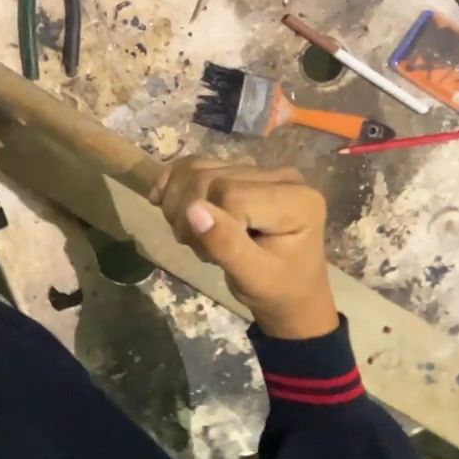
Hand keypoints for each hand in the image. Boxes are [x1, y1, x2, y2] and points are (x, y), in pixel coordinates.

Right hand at [149, 159, 338, 339]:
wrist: (288, 293)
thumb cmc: (277, 289)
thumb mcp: (254, 277)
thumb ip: (227, 244)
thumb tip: (193, 209)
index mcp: (297, 201)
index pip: (232, 196)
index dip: (211, 226)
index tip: (213, 257)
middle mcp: (282, 177)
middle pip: (210, 178)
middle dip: (188, 214)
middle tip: (198, 248)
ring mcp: (260, 171)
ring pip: (197, 169)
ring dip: (178, 203)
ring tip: (194, 235)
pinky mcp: (240, 173)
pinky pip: (196, 165)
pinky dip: (172, 183)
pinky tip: (161, 201)